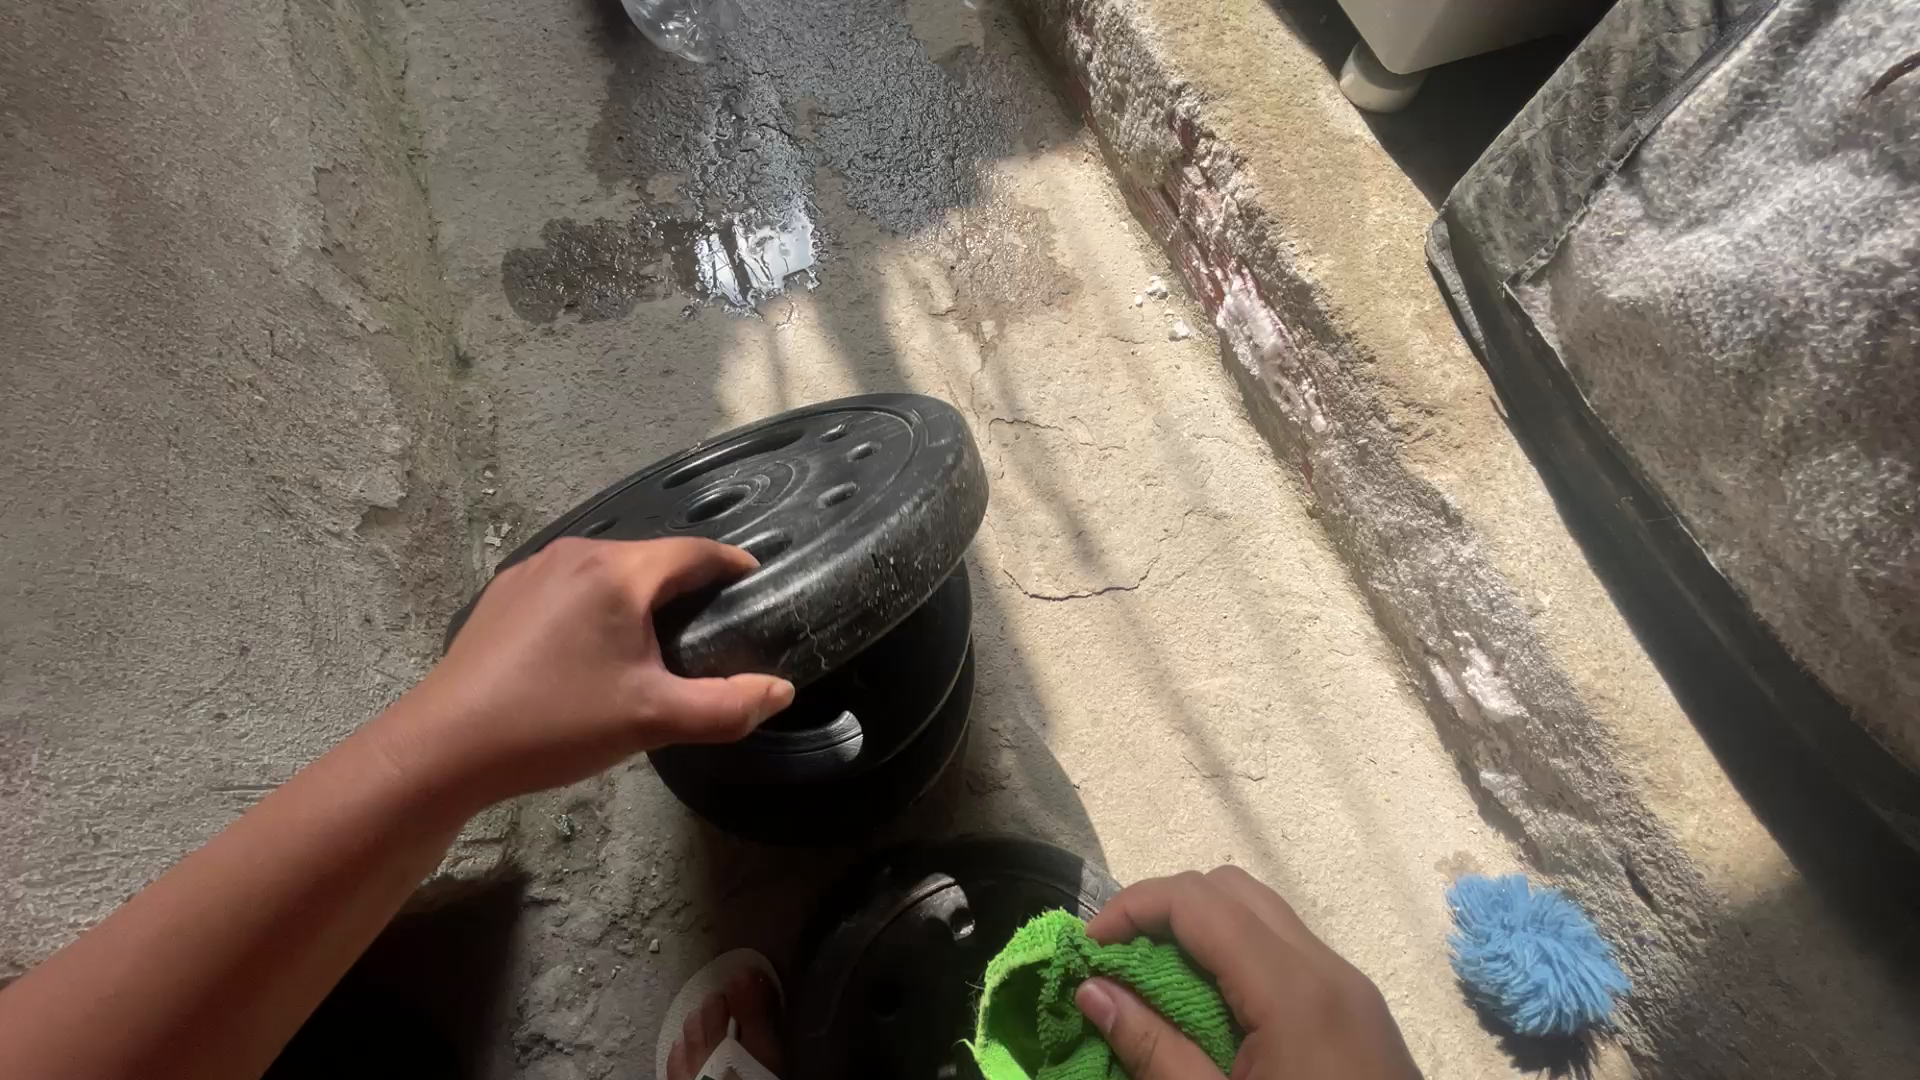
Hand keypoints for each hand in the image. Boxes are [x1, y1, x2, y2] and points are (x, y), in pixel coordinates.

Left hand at [370, 537, 794, 809]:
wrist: (442, 749)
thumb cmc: (556, 722)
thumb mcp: (655, 719)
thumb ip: (729, 706)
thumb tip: (782, 691)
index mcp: (618, 572)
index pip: (695, 552)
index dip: (733, 564)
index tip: (758, 582)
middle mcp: (577, 554)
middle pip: (654, 558)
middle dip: (690, 583)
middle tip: (715, 621)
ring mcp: (534, 570)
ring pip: (613, 569)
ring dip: (644, 592)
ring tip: (661, 634)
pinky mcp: (506, 593)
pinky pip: (576, 583)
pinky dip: (604, 600)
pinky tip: (598, 642)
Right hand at [1075, 867, 1422, 1079]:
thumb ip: (1153, 1050)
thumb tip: (1090, 989)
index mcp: (1295, 991)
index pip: (1197, 900)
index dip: (1132, 907)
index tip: (1089, 948)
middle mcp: (1327, 968)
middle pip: (1229, 888)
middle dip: (1165, 907)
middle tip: (1121, 955)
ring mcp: (1350, 987)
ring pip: (1258, 910)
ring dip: (1199, 924)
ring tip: (1157, 974)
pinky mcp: (1357, 1010)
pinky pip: (1283, 946)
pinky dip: (1233, 949)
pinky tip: (1212, 1002)